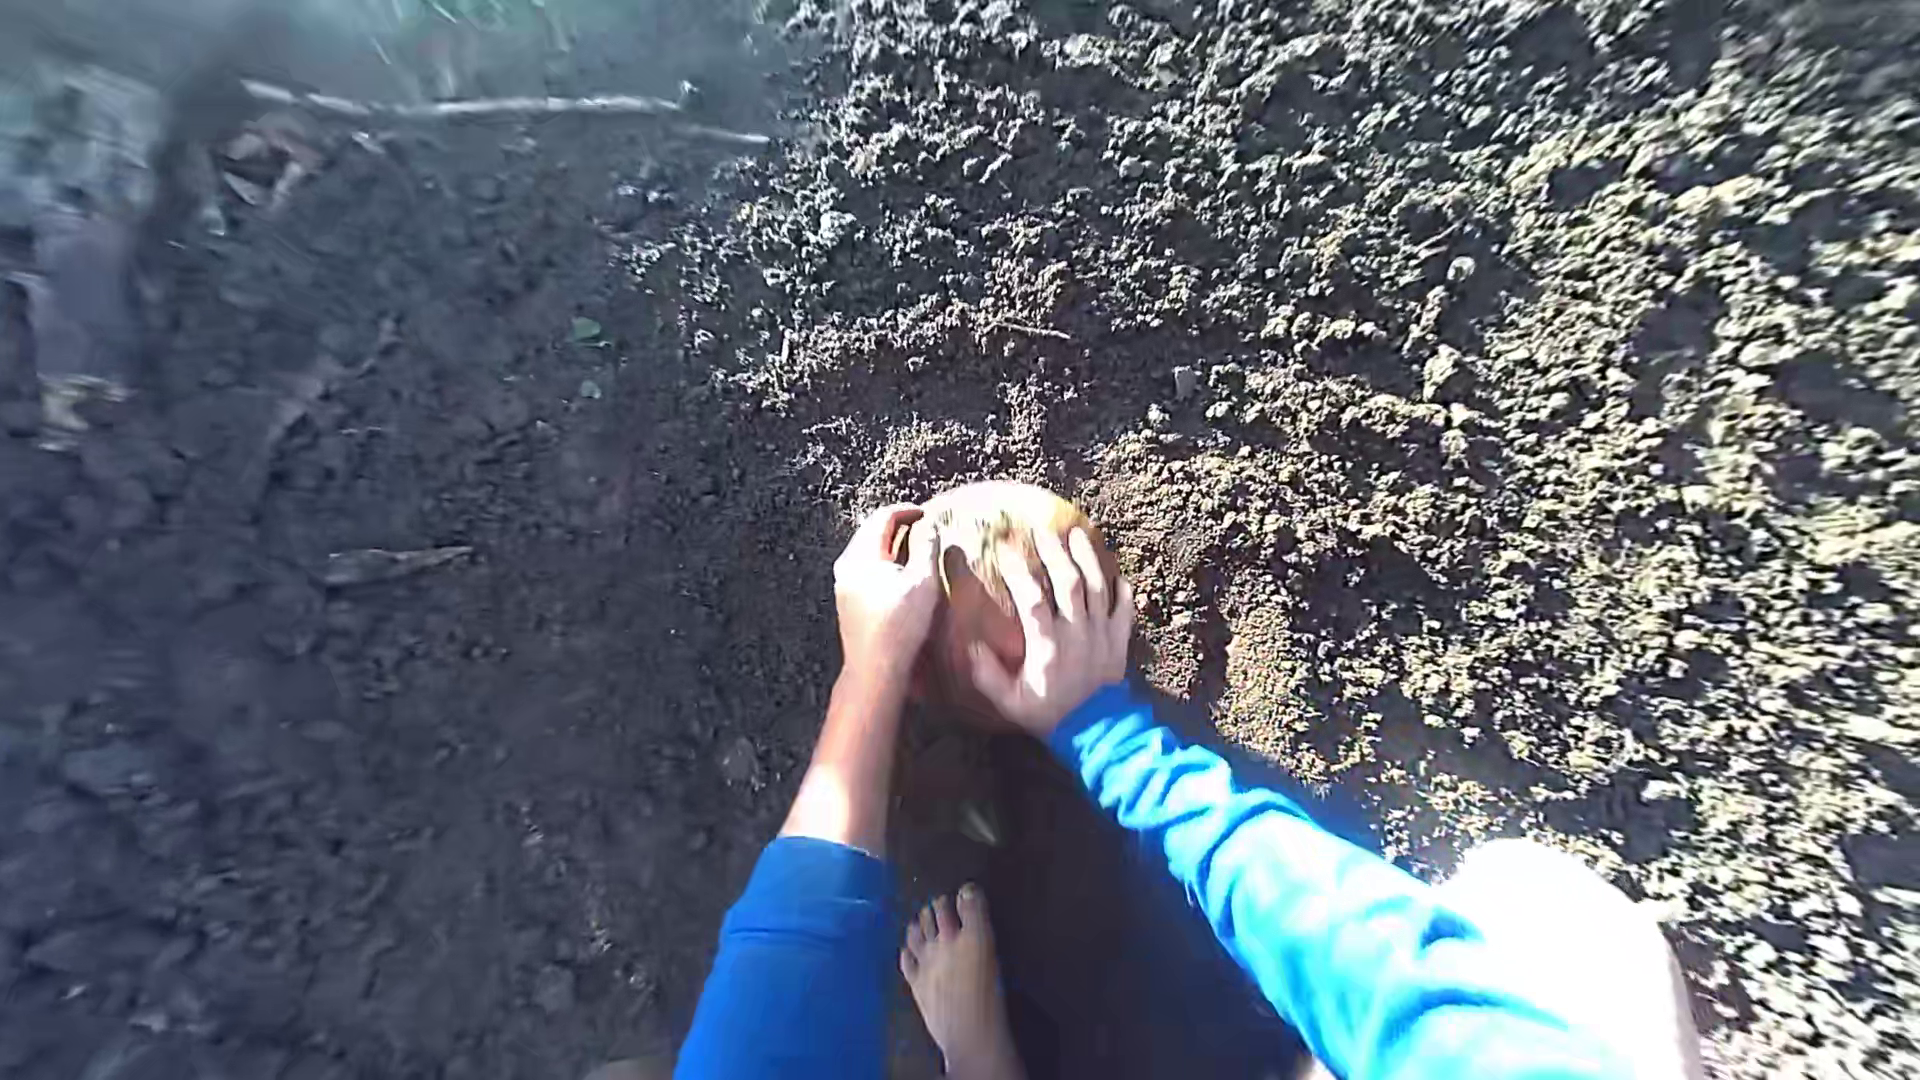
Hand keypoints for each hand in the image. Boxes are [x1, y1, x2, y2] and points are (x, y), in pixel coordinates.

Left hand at [834, 503, 941, 691]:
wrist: (874, 668)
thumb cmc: (901, 625)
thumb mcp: (923, 582)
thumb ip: (928, 549)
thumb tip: (932, 529)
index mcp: (862, 555)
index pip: (882, 518)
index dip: (906, 511)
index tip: (926, 513)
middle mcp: (846, 565)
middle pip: (871, 531)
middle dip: (896, 524)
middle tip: (921, 525)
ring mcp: (843, 583)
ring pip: (867, 550)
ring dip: (890, 543)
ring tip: (913, 546)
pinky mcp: (847, 599)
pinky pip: (864, 567)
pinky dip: (882, 560)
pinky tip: (899, 572)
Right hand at [969, 528, 1133, 737]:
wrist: (1097, 735)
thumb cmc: (1048, 714)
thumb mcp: (1009, 701)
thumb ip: (987, 674)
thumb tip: (972, 644)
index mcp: (1048, 644)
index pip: (1032, 598)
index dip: (1019, 571)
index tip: (1004, 549)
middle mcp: (1077, 632)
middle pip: (1068, 582)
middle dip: (1055, 552)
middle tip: (1042, 531)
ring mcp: (1102, 633)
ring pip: (1097, 587)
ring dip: (1087, 558)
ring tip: (1077, 534)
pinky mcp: (1119, 640)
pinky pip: (1125, 607)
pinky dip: (1122, 588)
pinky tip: (1115, 572)